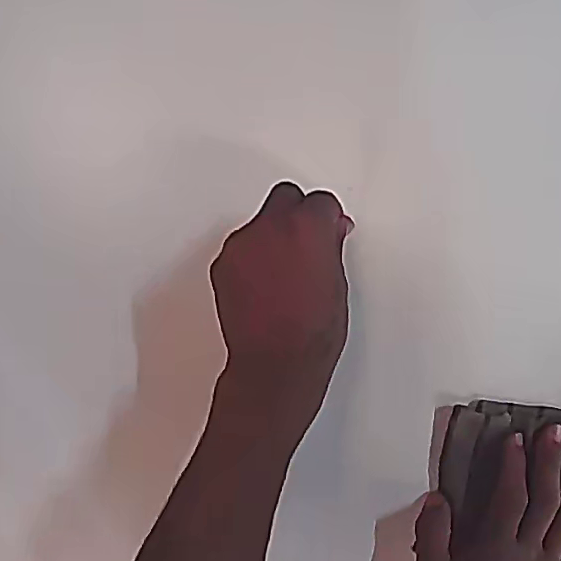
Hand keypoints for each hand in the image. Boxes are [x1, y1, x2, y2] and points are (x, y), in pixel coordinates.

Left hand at [211, 181, 351, 417]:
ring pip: (260, 222)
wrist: (276, 363)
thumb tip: (330, 235)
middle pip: (285, 198)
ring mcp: (242, 245)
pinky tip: (267, 285)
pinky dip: (253, 258)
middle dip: (298, 214)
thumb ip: (331, 249)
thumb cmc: (311, 334)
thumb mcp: (338, 286)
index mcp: (307, 228)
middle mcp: (270, 227)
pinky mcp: (223, 264)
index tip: (331, 228)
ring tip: (286, 272)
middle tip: (309, 241)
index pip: (321, 201)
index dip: (328, 217)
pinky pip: (242, 248)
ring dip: (273, 236)